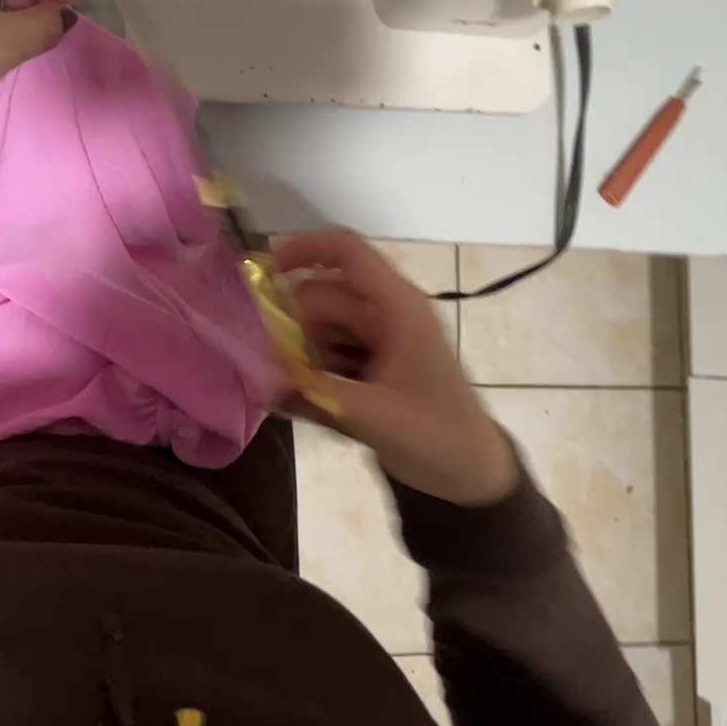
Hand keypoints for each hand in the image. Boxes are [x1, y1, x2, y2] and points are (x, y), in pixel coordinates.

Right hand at [276, 230, 518, 505]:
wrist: (470, 476)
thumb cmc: (436, 437)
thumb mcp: (373, 414)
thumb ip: (312, 392)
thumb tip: (256, 373)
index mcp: (397, 307)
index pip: (347, 252)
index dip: (304, 248)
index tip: (262, 270)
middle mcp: (384, 314)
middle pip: (320, 295)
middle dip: (291, 324)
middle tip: (273, 364)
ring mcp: (376, 339)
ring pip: (318, 325)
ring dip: (299, 351)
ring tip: (291, 389)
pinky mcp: (367, 364)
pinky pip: (324, 351)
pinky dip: (308, 368)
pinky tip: (301, 398)